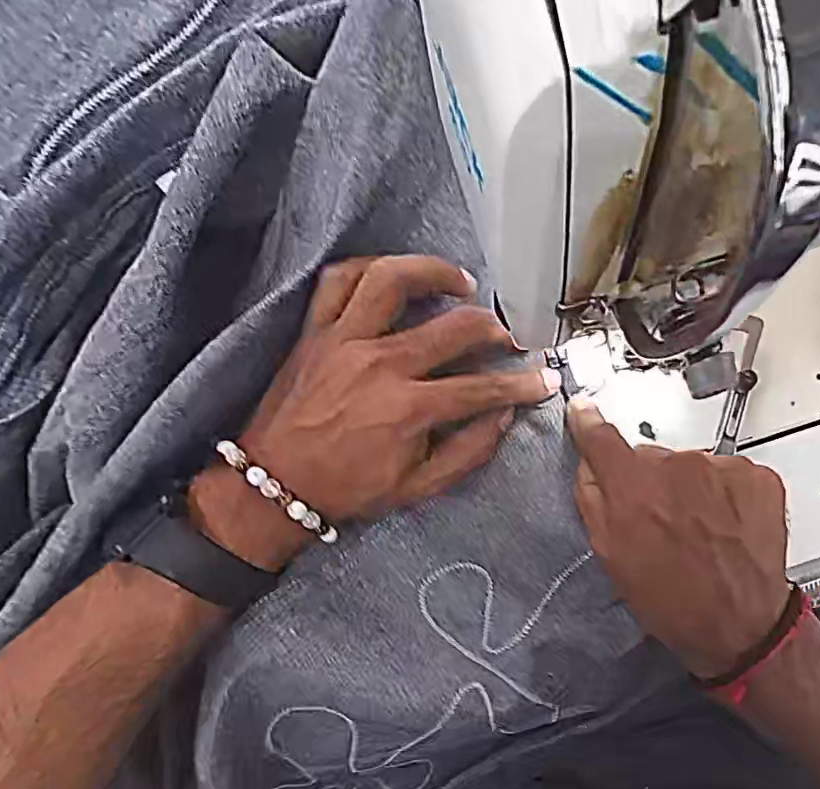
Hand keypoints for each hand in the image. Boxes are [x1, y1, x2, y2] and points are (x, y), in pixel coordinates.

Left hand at [189, 255, 557, 569]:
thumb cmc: (348, 489)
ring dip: (435, 272)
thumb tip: (503, 418)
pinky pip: (340, 280)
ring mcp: (345, 341)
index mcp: (408, 410)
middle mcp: (381, 365)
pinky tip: (394, 275)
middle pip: (454, 327)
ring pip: (393, 280)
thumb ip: (466, 452)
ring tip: (461, 282)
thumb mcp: (417, 487)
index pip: (481, 388)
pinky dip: (370, 268)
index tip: (542, 380)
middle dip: (494, 330)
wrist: (277, 483)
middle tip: (507, 338)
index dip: (520, 385)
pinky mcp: (316, 332)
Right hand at [567, 396, 792, 678]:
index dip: (588, 423)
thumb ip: (592, 500)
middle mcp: (676, 469)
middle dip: (649, 481)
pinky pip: (726, 472)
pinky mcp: (756, 476)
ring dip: (689, 489)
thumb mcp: (612, 556)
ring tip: (697, 532)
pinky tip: (722, 526)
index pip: (600, 436)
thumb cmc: (674, 600)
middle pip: (649, 455)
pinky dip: (723, 493)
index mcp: (632, 489)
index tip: (584, 412)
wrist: (739, 624)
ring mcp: (721, 469)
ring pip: (690, 464)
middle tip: (661, 522)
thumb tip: (588, 466)